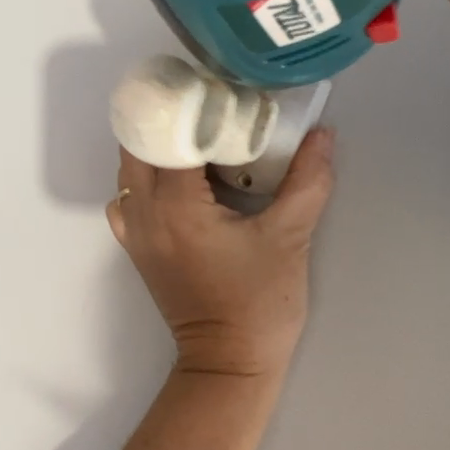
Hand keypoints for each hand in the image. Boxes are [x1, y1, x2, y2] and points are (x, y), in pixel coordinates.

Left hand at [106, 129, 335, 376]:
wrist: (228, 361)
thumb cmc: (259, 302)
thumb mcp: (289, 238)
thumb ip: (306, 180)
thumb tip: (322, 134)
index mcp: (175, 205)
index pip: (168, 135)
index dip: (190, 107)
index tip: (216, 88)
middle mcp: (142, 211)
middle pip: (138, 144)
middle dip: (168, 120)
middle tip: (204, 105)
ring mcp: (131, 229)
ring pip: (129, 168)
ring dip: (156, 146)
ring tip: (195, 135)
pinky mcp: (133, 245)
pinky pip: (127, 195)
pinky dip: (147, 176)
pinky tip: (180, 176)